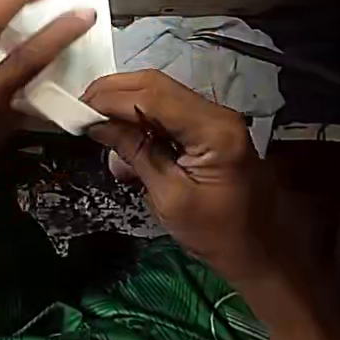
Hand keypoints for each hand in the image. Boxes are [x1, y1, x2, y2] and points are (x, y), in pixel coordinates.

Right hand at [82, 71, 339, 290]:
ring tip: (93, 118)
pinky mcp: (207, 127)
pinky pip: (166, 108)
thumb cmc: (218, 235)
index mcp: (213, 130)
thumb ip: (135, 152)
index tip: (76, 109)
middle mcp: (216, 112)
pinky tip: (118, 131)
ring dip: (122, 101)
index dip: (110, 98)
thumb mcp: (169, 198)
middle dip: (112, 92)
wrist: (263, 255)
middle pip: (154, 85)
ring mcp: (213, 117)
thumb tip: (96, 123)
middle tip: (78, 107)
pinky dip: (137, 114)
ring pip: (158, 92)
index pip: (152, 97)